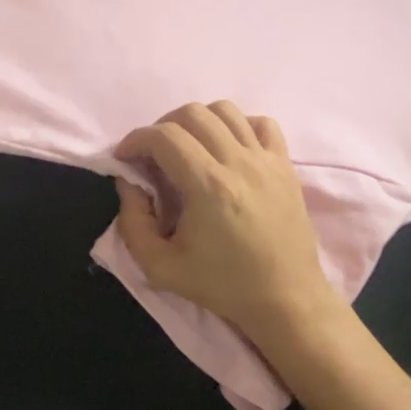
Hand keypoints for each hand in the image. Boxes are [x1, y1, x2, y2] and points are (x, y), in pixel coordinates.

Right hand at [113, 102, 339, 340]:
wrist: (285, 300)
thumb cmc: (222, 285)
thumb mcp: (159, 266)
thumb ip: (132, 222)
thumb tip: (128, 183)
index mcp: (207, 186)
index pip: (163, 136)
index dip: (135, 140)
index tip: (124, 159)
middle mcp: (239, 163)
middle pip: (192, 113)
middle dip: (161, 127)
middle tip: (152, 156)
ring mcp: (267, 161)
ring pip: (225, 110)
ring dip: (197, 122)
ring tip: (187, 148)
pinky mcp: (285, 166)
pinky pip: (261, 124)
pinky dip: (237, 126)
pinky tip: (226, 149)